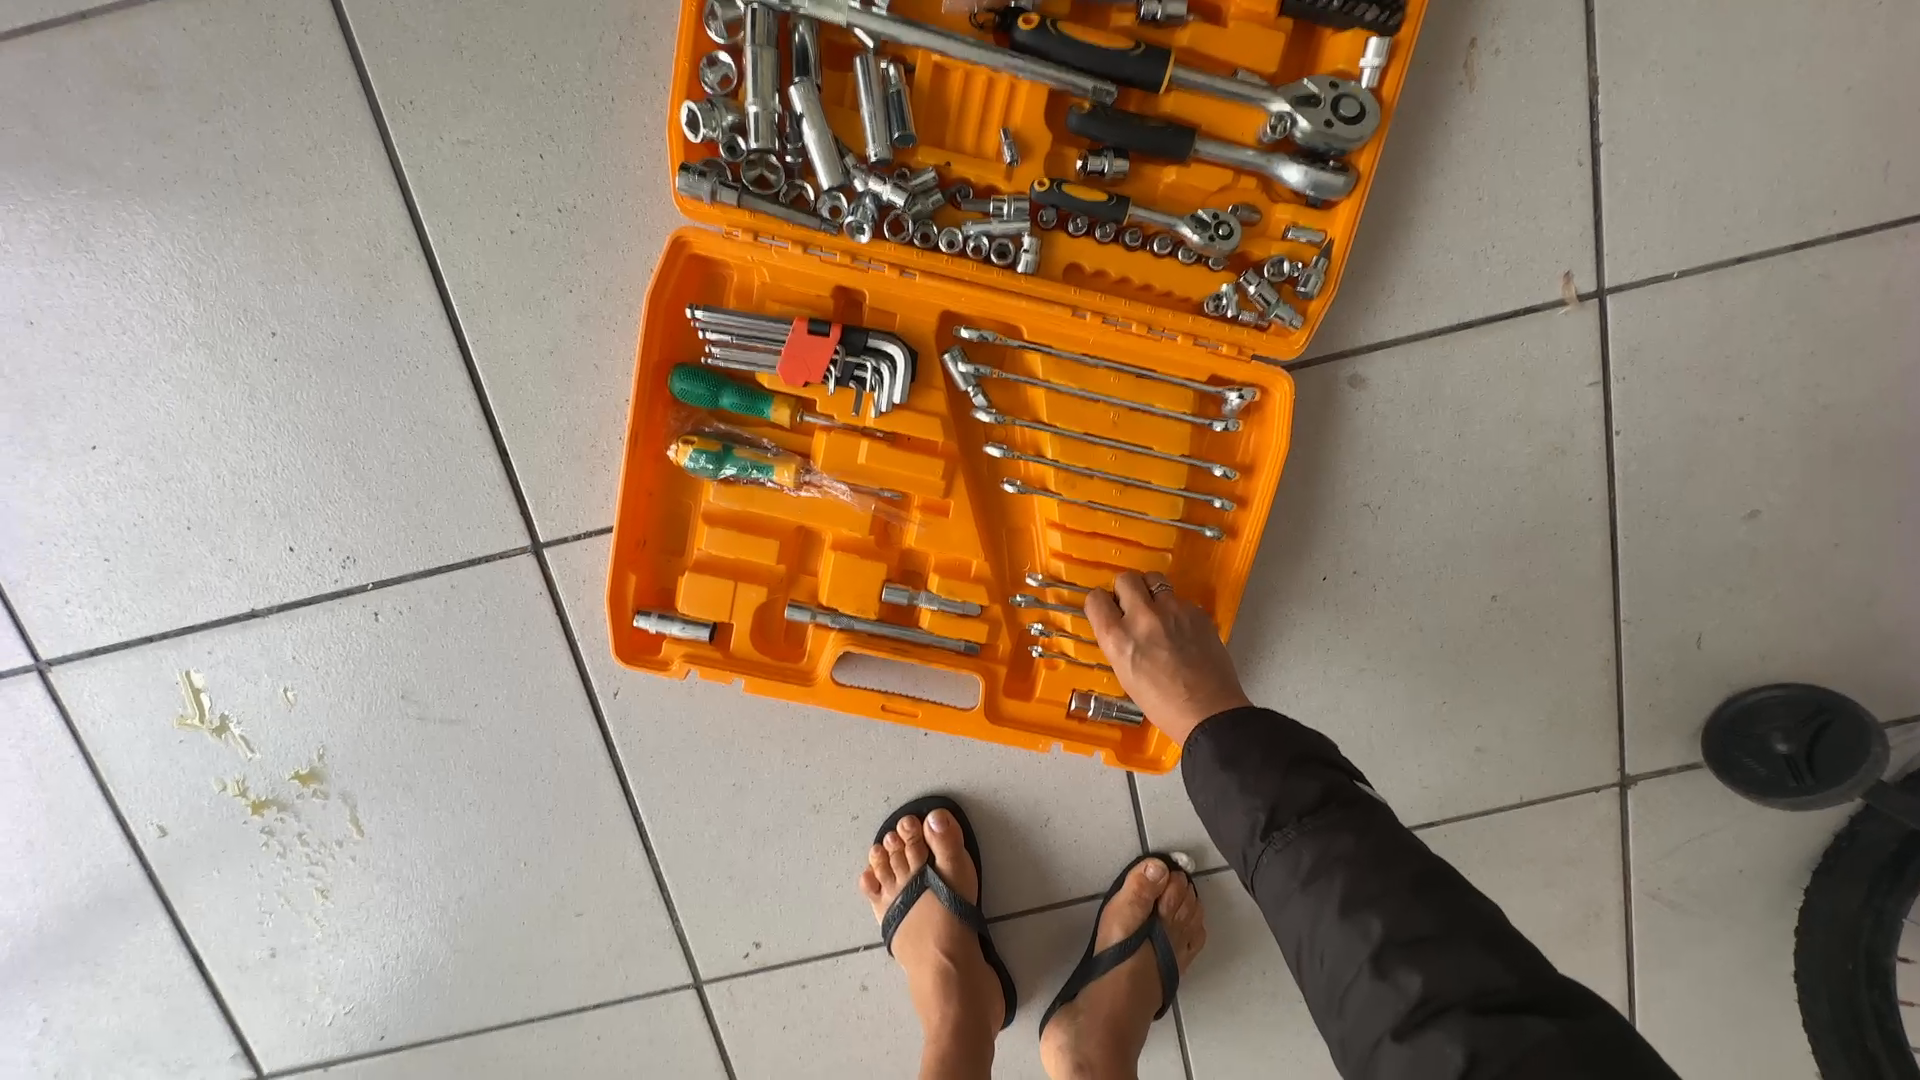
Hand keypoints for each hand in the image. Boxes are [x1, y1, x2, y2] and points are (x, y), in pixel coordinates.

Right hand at [1084, 571, 1251, 744]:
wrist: (1207, 712)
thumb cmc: (1161, 703)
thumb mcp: (1124, 673)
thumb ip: (1119, 642)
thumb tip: (1121, 625)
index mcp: (1117, 638)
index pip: (1095, 599)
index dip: (1100, 603)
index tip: (1106, 609)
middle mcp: (1142, 617)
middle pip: (1125, 578)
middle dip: (1125, 589)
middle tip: (1132, 605)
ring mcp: (1172, 611)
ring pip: (1154, 579)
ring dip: (1151, 590)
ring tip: (1157, 609)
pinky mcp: (1197, 612)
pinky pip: (1180, 599)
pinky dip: (1176, 609)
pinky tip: (1182, 629)